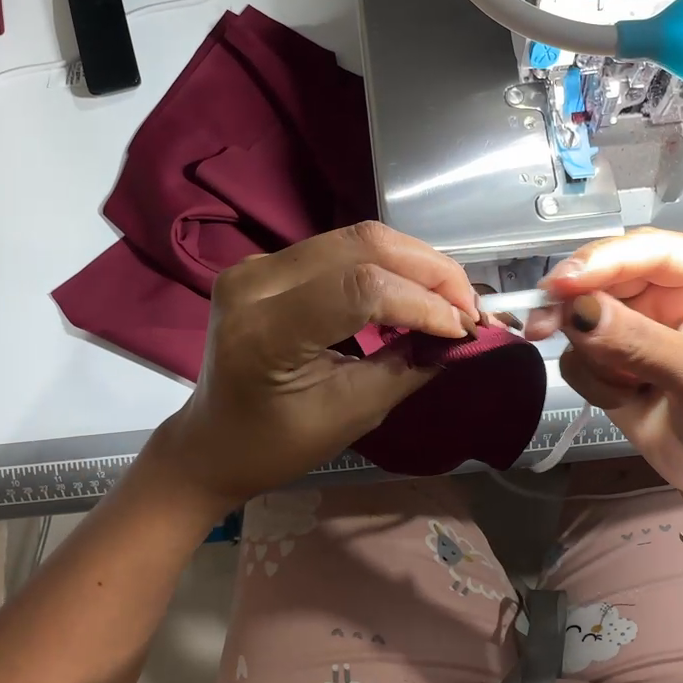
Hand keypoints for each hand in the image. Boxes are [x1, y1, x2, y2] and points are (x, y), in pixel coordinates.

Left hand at [142, 222, 478, 511]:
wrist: (212, 442)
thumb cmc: (275, 445)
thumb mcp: (349, 415)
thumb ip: (406, 369)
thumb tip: (462, 338)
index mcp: (265, 331)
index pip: (360, 290)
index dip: (423, 302)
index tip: (464, 329)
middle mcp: (254, 282)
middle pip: (361, 245)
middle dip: (429, 269)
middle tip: (470, 305)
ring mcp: (255, 266)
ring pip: (354, 237)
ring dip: (413, 261)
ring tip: (450, 296)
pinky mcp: (265, 264)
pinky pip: (338, 248)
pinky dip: (386, 263)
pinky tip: (413, 288)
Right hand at [525, 229, 682, 547]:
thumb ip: (644, 344)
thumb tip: (578, 311)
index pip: (644, 248)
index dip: (599, 261)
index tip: (559, 287)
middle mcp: (664, 289)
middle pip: (599, 273)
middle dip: (573, 304)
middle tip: (541, 330)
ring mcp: (632, 324)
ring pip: (578, 314)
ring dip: (590, 352)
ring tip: (622, 387)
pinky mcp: (608, 358)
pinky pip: (575, 353)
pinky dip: (592, 379)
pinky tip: (625, 397)